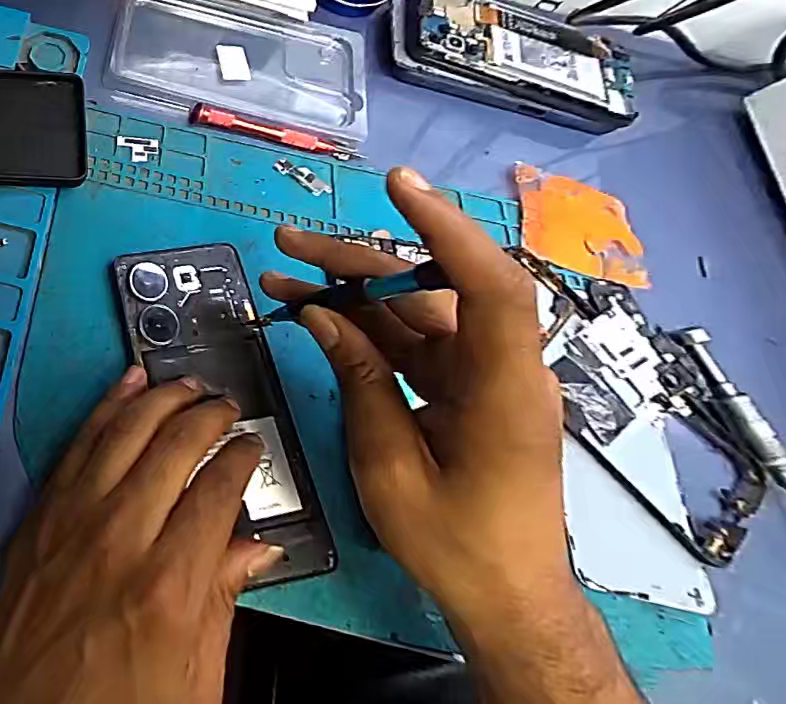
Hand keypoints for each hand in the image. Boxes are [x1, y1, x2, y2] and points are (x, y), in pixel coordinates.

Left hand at [0, 370, 284, 703]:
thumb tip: (255, 547)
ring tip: (186, 384)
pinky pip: (80, 441)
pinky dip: (107, 405)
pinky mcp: (45, 511)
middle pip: (174, 447)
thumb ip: (223, 597)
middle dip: (208, 416)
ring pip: (126, 430)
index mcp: (167, 585)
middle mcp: (120, 538)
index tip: (250, 448)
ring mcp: (76, 517)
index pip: (217, 492)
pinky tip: (127, 385)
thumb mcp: (194, 675)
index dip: (241, 460)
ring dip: (160, 398)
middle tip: (226, 407)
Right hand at [263, 167, 639, 703]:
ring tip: (282, 276)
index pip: (489, 285)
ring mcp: (475, 371)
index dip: (446, 228)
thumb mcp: (391, 466)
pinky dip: (358, 325)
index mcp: (502, 388)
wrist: (504, 597)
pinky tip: (311, 315)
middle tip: (289, 242)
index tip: (398, 187)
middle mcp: (495, 365)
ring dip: (345, 291)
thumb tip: (324, 316)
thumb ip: (362, 381)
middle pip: (425, 288)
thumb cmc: (458, 545)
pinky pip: (403, 338)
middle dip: (354, 261)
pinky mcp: (456, 381)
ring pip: (406, 308)